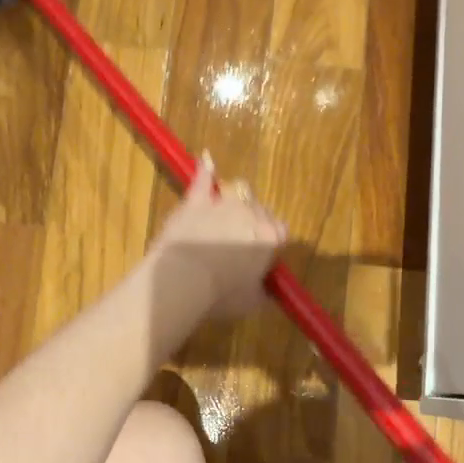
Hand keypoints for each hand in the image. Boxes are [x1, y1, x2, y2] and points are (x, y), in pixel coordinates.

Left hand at [146, 153, 286, 317]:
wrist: (183, 278)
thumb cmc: (221, 293)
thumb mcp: (250, 301)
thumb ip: (260, 291)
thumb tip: (263, 292)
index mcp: (270, 236)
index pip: (280, 232)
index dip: (269, 244)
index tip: (259, 257)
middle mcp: (251, 212)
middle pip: (259, 210)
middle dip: (251, 223)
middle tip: (236, 244)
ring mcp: (222, 202)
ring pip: (236, 191)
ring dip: (234, 200)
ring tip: (225, 215)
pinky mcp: (195, 200)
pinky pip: (202, 180)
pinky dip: (205, 171)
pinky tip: (206, 161)